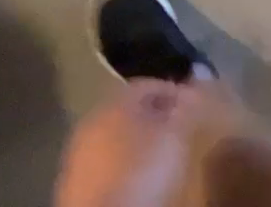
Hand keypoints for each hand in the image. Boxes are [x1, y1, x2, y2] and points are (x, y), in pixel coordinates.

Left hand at [55, 80, 234, 206]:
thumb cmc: (144, 170)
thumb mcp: (177, 132)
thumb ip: (187, 104)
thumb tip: (197, 85)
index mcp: (115, 103)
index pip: (149, 84)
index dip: (176, 91)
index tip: (196, 105)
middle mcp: (91, 122)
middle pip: (131, 110)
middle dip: (156, 117)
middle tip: (181, 130)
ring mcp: (78, 157)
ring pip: (117, 138)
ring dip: (139, 142)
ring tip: (163, 157)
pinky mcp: (74, 187)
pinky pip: (107, 165)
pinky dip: (124, 166)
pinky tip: (140, 179)